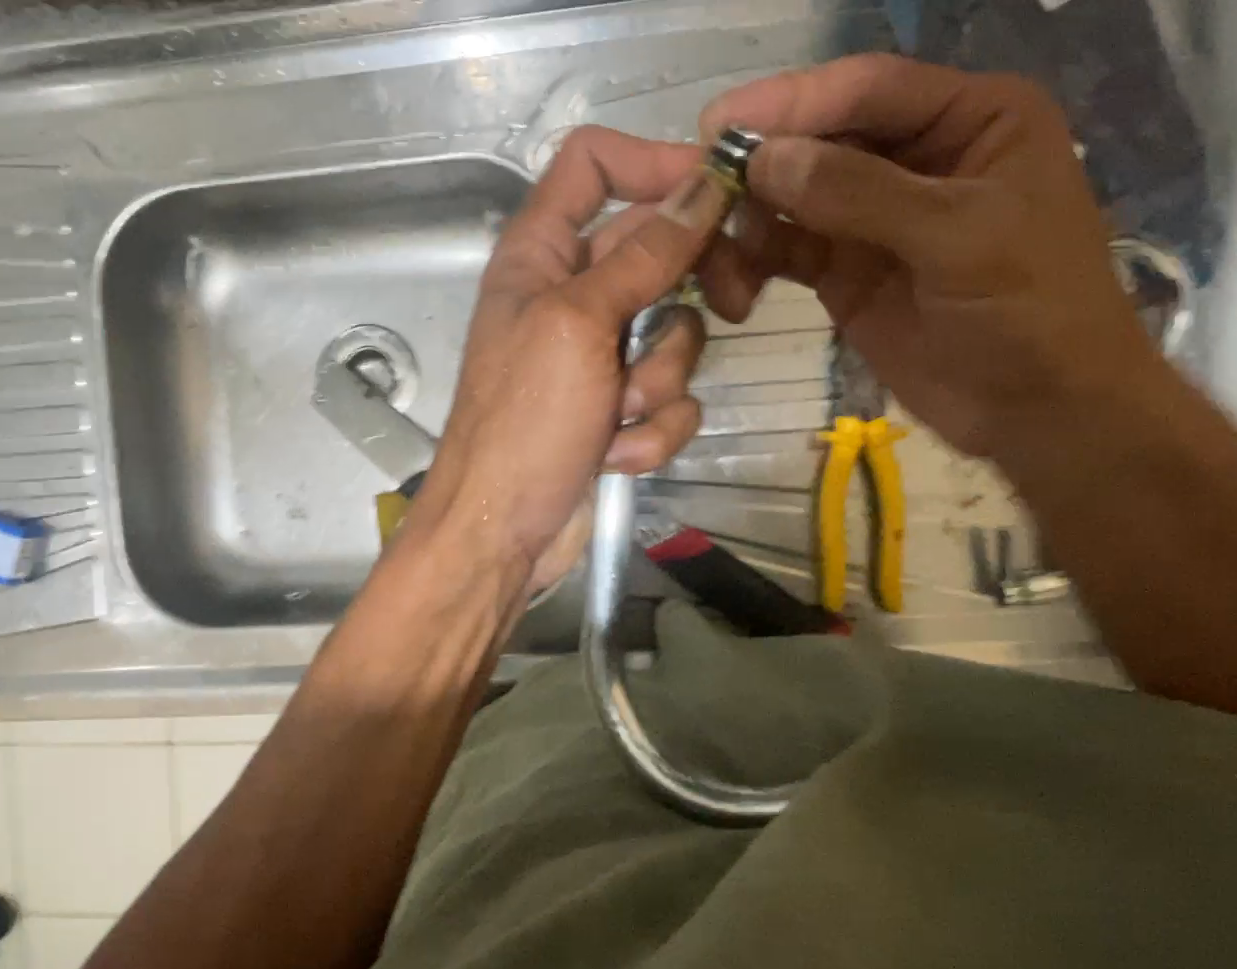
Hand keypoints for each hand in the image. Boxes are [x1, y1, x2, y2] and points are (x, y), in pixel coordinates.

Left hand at [402, 126, 734, 590]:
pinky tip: (614, 456)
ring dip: (658, 382)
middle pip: (659, 249)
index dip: (653, 163)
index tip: (716, 186)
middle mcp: (572, 294)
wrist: (502, 536)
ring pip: (676, 335)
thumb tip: (701, 187)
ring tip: (616, 415)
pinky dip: (650, 432)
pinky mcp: (619, 411)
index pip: (593, 164)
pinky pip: (670, 399)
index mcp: (540, 253)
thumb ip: (643, 256)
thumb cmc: (522, 424)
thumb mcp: (578, 326)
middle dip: (688, 292)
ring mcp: (599, 357)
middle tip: (734, 301)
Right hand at [696, 54, 1162, 458]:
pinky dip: (754, 264)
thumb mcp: (958, 238)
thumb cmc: (1030, 311)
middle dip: (758, 166)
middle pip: (819, 141)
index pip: (867, 91)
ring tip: (713, 260)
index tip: (719, 121)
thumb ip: (859, 194)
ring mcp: (873, 218)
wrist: (1038, 413)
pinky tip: (733, 290)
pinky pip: (785, 251)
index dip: (793, 101)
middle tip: (695, 194)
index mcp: (970, 119)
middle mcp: (915, 157)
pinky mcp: (844, 272)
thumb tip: (762, 160)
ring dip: (748, 223)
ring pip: (791, 198)